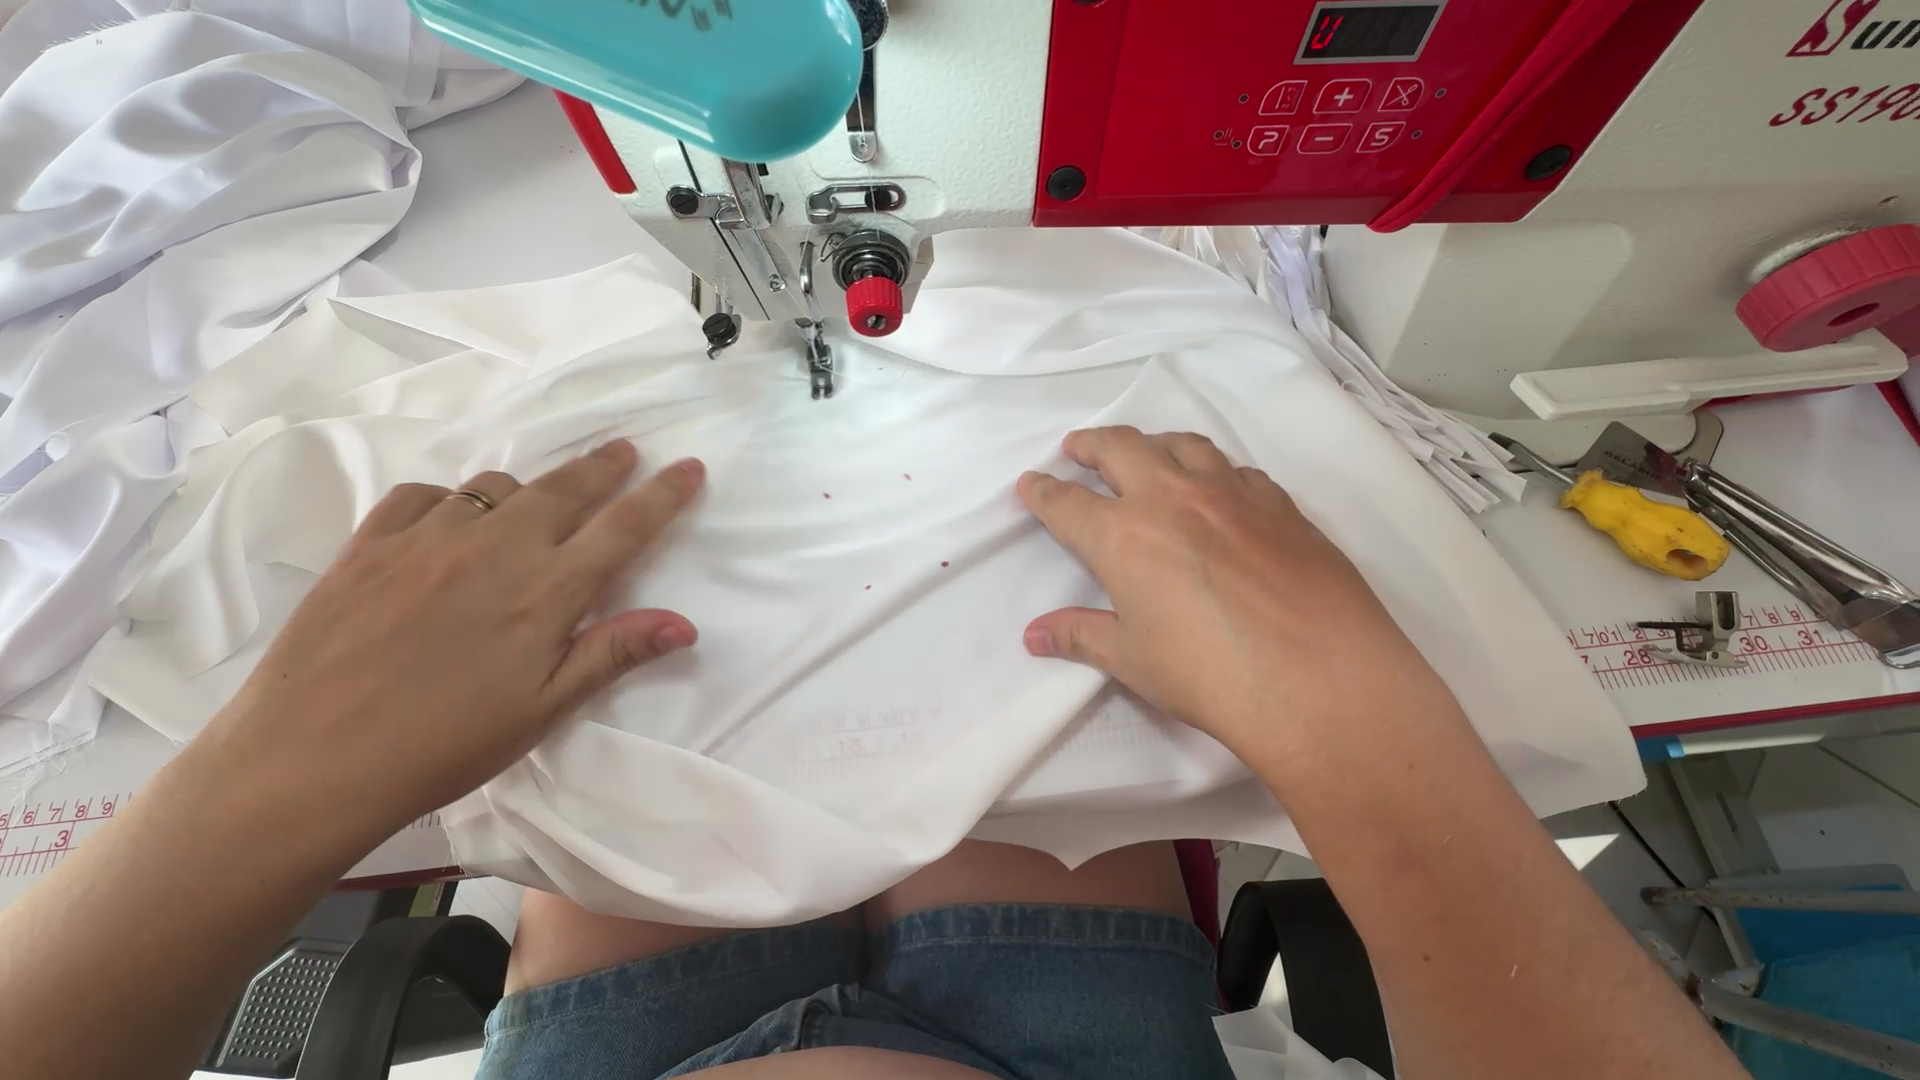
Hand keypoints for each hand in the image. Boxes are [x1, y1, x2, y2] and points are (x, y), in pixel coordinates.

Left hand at [204, 440, 703, 837]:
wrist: (308, 762)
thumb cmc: (445, 745)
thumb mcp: (544, 709)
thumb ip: (614, 654)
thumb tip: (686, 623)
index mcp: (546, 593)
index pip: (624, 529)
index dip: (664, 495)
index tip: (690, 466)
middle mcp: (495, 549)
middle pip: (566, 488)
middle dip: (604, 465)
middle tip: (625, 450)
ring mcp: (428, 539)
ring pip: (496, 487)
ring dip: (528, 488)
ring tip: (534, 506)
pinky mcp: (369, 544)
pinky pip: (422, 495)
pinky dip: (449, 499)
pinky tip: (448, 521)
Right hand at [1019, 427, 1454, 754]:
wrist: (1320, 679)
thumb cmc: (1209, 675)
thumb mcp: (1132, 659)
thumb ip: (1080, 635)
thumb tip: (1034, 635)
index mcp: (1123, 535)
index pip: (1066, 503)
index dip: (1041, 492)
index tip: (1030, 484)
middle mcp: (1171, 498)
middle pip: (1120, 448)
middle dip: (1090, 444)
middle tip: (1077, 447)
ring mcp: (1230, 494)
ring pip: (1181, 444)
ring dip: (1152, 443)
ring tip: (1144, 452)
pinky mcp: (1279, 504)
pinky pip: (1235, 469)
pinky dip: (1211, 468)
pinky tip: (1217, 487)